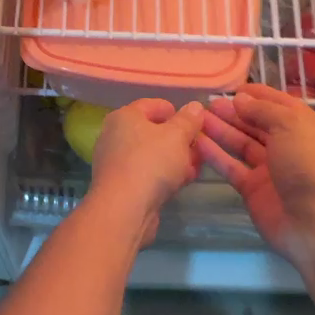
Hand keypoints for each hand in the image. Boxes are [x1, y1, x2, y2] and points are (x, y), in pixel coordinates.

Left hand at [88, 99, 206, 242]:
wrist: (124, 209)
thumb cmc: (151, 163)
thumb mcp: (177, 136)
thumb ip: (188, 120)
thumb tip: (195, 106)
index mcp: (124, 116)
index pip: (152, 105)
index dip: (176, 111)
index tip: (195, 123)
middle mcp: (115, 136)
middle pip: (152, 131)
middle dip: (178, 139)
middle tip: (199, 148)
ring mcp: (116, 162)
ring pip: (151, 154)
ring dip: (174, 159)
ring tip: (195, 167)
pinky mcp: (121, 185)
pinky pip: (146, 173)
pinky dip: (163, 175)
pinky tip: (181, 182)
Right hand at [194, 84, 314, 263]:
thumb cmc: (309, 165)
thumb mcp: (291, 126)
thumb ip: (264, 110)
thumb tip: (241, 99)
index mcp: (307, 128)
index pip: (281, 105)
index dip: (259, 95)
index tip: (234, 88)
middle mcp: (290, 147)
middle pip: (258, 124)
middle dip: (235, 112)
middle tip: (208, 104)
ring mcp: (271, 169)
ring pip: (242, 144)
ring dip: (221, 130)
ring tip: (196, 118)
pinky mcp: (253, 190)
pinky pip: (231, 167)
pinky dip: (215, 155)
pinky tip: (196, 142)